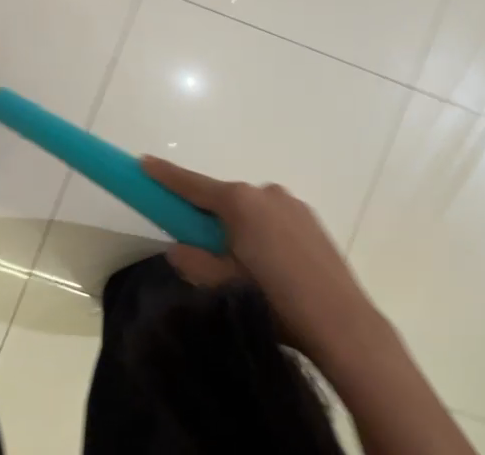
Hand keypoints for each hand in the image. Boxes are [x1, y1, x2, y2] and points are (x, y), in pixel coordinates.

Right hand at [143, 156, 370, 358]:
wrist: (342, 324)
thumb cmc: (276, 302)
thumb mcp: (223, 284)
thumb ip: (192, 261)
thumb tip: (178, 248)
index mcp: (239, 202)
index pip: (191, 184)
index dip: (164, 175)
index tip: (142, 161)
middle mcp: (265, 192)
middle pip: (222, 198)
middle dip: (207, 215)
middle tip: (202, 248)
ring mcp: (292, 204)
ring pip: (250, 210)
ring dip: (238, 227)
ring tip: (245, 268)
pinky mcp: (311, 220)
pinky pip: (273, 219)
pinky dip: (263, 232)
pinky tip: (272, 266)